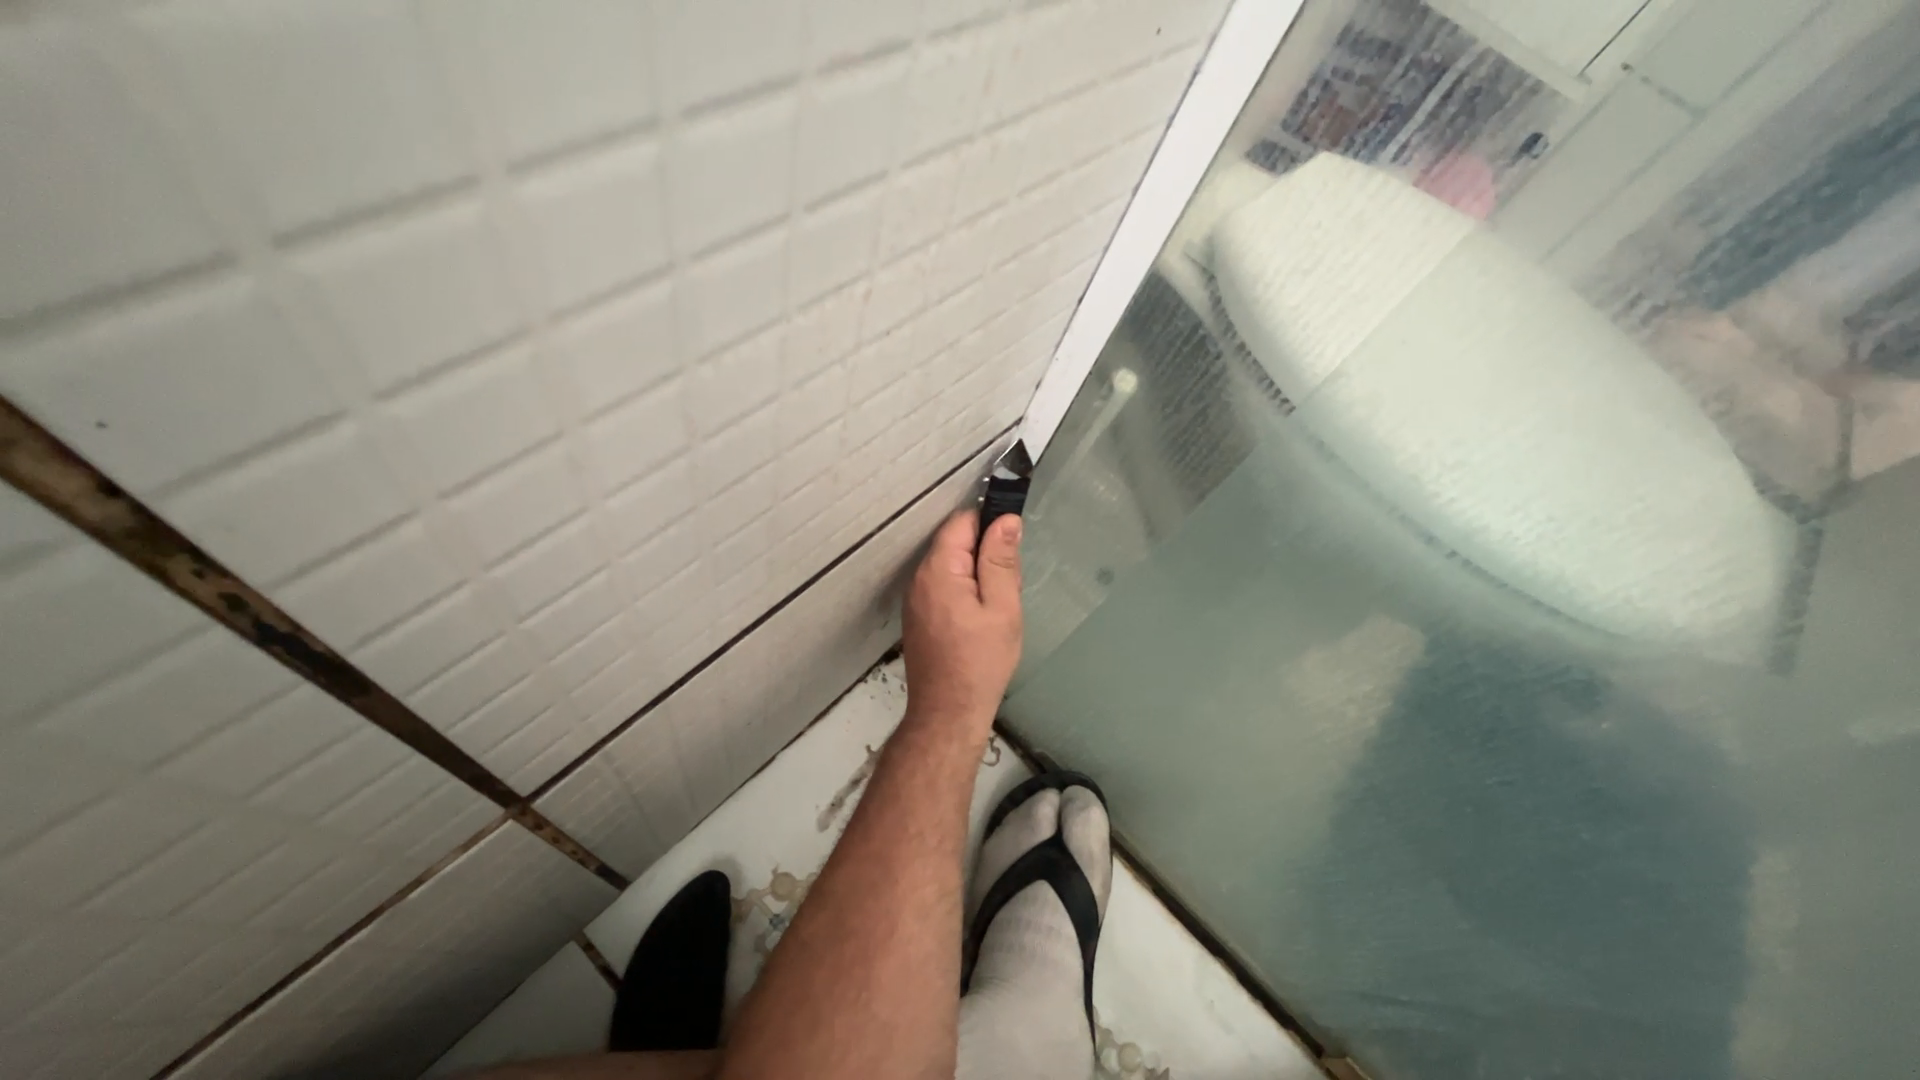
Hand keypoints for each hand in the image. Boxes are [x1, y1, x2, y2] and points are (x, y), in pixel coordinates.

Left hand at [901, 509, 1022, 735]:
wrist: (948, 712)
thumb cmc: (981, 662)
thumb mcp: (1001, 607)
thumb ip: (1001, 561)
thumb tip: (1005, 519)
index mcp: (939, 570)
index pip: (962, 522)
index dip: (990, 524)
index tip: (1013, 546)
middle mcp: (919, 578)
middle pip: (955, 544)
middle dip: (986, 555)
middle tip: (1008, 590)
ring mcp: (915, 599)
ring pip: (951, 568)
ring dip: (977, 577)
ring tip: (997, 610)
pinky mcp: (918, 618)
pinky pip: (944, 589)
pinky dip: (965, 594)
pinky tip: (980, 623)